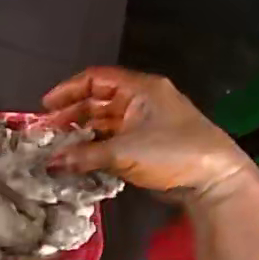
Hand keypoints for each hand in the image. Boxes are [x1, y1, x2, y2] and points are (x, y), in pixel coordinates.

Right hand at [41, 67, 257, 202]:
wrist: (213, 180)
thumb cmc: (172, 153)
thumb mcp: (123, 153)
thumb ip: (82, 156)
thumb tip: (49, 162)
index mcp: (140, 89)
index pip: (96, 79)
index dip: (68, 90)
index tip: (45, 107)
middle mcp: (140, 101)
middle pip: (96, 101)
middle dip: (70, 114)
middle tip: (47, 131)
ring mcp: (143, 123)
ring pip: (102, 122)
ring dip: (80, 133)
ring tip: (58, 147)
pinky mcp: (144, 144)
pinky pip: (110, 139)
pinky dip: (92, 147)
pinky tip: (76, 158)